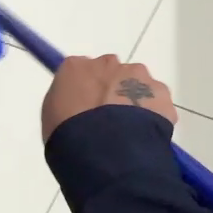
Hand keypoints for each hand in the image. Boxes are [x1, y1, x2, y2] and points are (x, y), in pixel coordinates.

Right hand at [40, 55, 176, 142]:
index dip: (83, 89)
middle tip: (106, 119)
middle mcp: (107, 63)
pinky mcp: (161, 92)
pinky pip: (155, 101)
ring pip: (135, 84)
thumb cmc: (67, 134)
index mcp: (75, 67)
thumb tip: (77, 104)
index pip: (78, 71)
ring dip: (132, 99)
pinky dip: (151, 113)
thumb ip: (65, 102)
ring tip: (127, 130)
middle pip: (109, 72)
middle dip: (109, 89)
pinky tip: (143, 134)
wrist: (105, 149)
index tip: (82, 107)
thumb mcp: (51, 117)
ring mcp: (137, 76)